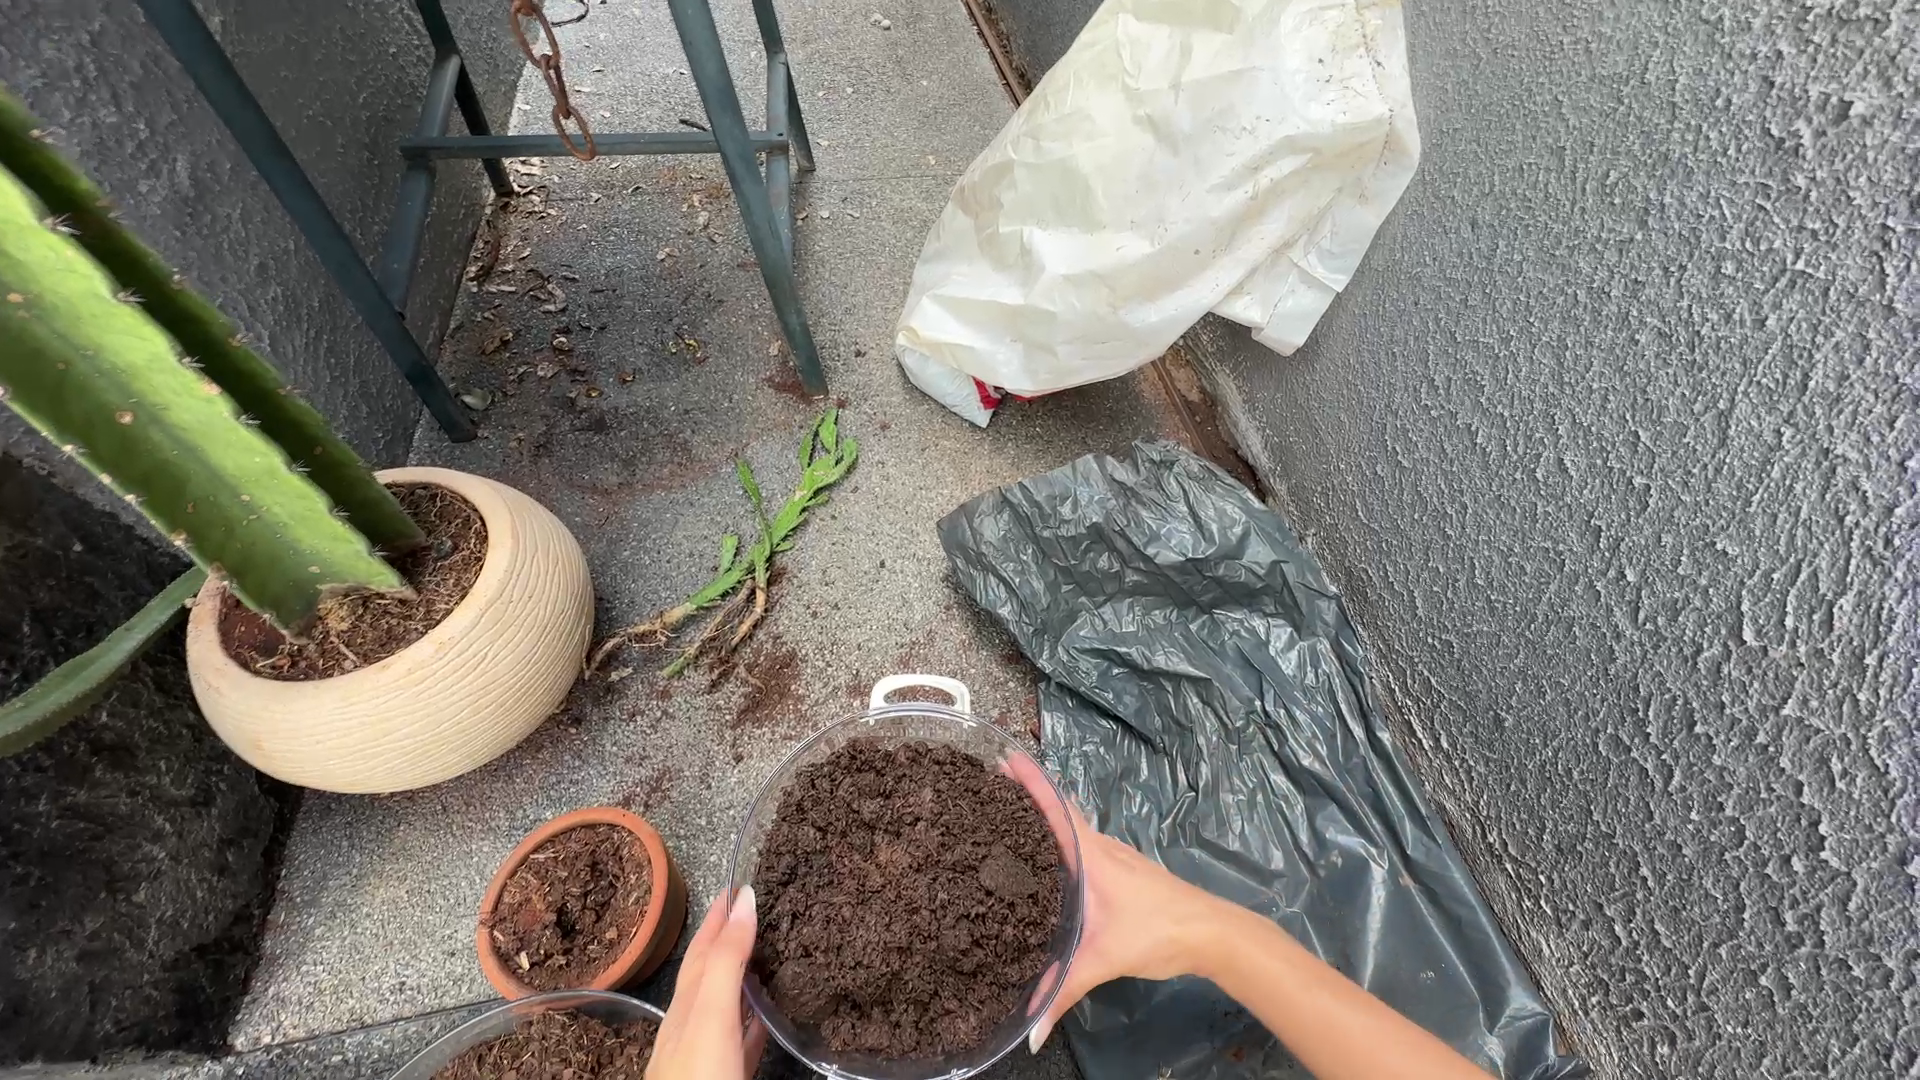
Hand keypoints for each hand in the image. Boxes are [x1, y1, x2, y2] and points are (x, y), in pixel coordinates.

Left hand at [647, 888, 769, 1079]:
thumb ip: (728, 958)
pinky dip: (752, 1019)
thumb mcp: (712, 1014)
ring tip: (764, 950)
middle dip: (727, 938)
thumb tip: (745, 895)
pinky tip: (765, 1017)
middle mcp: (692, 1026)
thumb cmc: (699, 1079)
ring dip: (740, 974)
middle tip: (753, 906)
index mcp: (688, 1005)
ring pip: (725, 1003)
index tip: (738, 882)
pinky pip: (741, 1040)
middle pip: (710, 973)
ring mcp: (706, 1057)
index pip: (704, 947)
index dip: (719, 914)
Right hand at [1003, 756, 1234, 1053]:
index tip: (1005, 757)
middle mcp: (1099, 846)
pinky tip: (1049, 861)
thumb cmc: (1158, 930)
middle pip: (1060, 810)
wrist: (1211, 932)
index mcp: (1091, 853)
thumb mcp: (1106, 958)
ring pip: (1071, 828)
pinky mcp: (1120, 871)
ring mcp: (1112, 856)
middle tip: (994, 784)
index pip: (1056, 807)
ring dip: (1045, 816)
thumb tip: (1030, 1031)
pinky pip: (1081, 845)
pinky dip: (1060, 840)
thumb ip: (1066, 988)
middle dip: (1029, 794)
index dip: (1031, 781)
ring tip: (1010, 818)